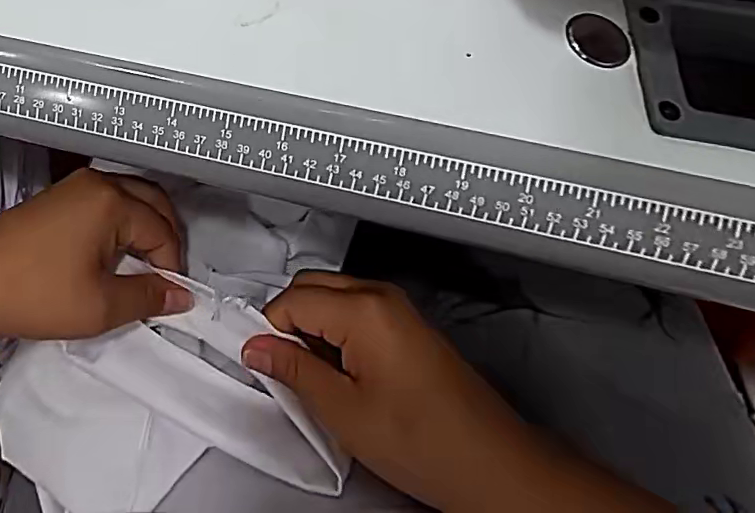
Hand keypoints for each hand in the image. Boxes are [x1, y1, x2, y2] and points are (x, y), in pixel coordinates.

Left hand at [0, 168, 194, 344]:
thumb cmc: (31, 292)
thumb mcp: (99, 306)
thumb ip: (147, 297)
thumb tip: (179, 293)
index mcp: (111, 201)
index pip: (162, 229)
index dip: (171, 264)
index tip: (168, 294)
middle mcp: (95, 183)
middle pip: (152, 201)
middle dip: (166, 236)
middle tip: (166, 275)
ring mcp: (73, 186)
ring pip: (129, 197)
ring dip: (144, 227)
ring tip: (142, 269)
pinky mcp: (57, 197)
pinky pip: (105, 200)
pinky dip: (120, 222)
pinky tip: (111, 254)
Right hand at [241, 271, 666, 512]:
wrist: (496, 467)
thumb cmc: (432, 444)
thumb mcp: (345, 413)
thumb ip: (294, 371)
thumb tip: (258, 348)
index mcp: (363, 309)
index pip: (291, 300)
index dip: (269, 330)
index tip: (261, 359)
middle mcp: (379, 295)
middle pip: (308, 286)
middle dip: (288, 322)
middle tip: (282, 368)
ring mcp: (395, 305)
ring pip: (329, 294)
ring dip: (311, 325)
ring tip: (316, 377)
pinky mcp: (404, 321)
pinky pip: (353, 307)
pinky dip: (335, 329)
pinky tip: (342, 373)